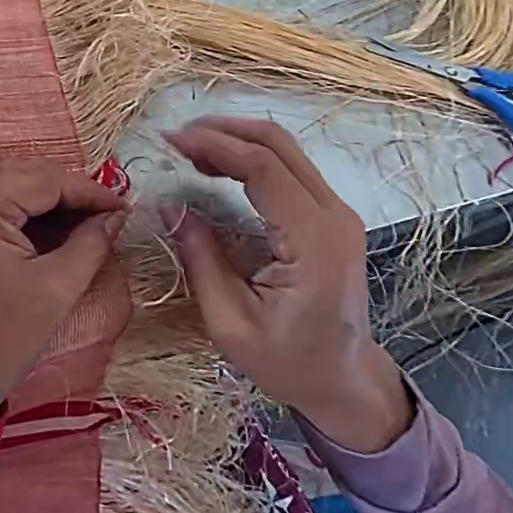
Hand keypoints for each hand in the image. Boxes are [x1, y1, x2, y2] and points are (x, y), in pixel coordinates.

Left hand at [0, 160, 127, 428]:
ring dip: (57, 206)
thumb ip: (91, 243)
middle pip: (30, 178)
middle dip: (74, 195)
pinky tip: (67, 237)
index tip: (129, 208)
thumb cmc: (2, 336)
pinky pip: (6, 211)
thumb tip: (115, 217)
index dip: (91, 190)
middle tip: (114, 218)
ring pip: (19, 192)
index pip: (45, 179)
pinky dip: (36, 220)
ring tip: (97, 229)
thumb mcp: (56, 287)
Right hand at [163, 117, 413, 452]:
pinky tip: (214, 164)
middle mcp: (333, 217)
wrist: (344, 382)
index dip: (213, 145)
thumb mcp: (228, 321)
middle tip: (174, 138)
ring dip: (233, 139)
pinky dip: (247, 155)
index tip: (169, 140)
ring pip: (284, 149)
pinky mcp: (329, 216)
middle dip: (221, 130)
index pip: (263, 169)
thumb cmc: (287, 361)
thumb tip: (170, 206)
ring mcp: (337, 213)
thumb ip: (200, 259)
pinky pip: (287, 166)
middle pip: (278, 145)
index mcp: (313, 244)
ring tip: (187, 149)